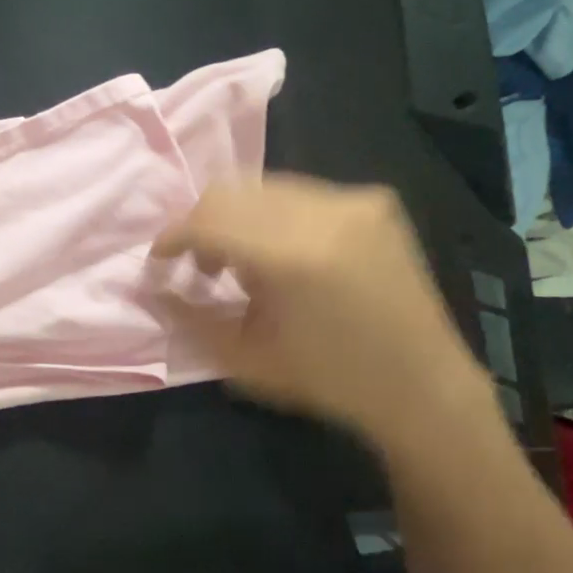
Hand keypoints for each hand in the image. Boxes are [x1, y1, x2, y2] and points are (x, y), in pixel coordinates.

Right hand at [152, 174, 493, 448]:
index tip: (160, 264)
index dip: (172, 238)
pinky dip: (273, 218)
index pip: (208, 219)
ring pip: (263, 188)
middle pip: (231, 192)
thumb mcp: (243, 359)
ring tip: (242, 267)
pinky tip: (283, 259)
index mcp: (292, 256)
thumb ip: (189, 317)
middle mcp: (325, 213)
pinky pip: (300, 194)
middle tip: (199, 269)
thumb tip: (152, 286)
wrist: (420, 383)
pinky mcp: (375, 202)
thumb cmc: (327, 380)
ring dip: (237, 220)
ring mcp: (355, 202)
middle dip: (201, 226)